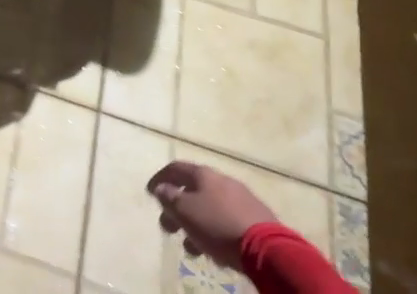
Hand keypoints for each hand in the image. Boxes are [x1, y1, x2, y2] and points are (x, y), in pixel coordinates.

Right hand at [146, 161, 278, 268]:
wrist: (266, 248)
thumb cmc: (218, 225)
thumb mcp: (185, 211)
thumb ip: (169, 197)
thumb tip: (161, 188)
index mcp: (204, 174)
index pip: (176, 168)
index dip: (160, 178)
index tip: (150, 193)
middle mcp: (223, 181)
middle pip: (193, 190)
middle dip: (177, 209)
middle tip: (169, 227)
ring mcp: (243, 198)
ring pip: (211, 208)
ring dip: (196, 224)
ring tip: (192, 246)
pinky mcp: (257, 218)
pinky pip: (227, 220)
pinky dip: (215, 230)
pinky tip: (214, 248)